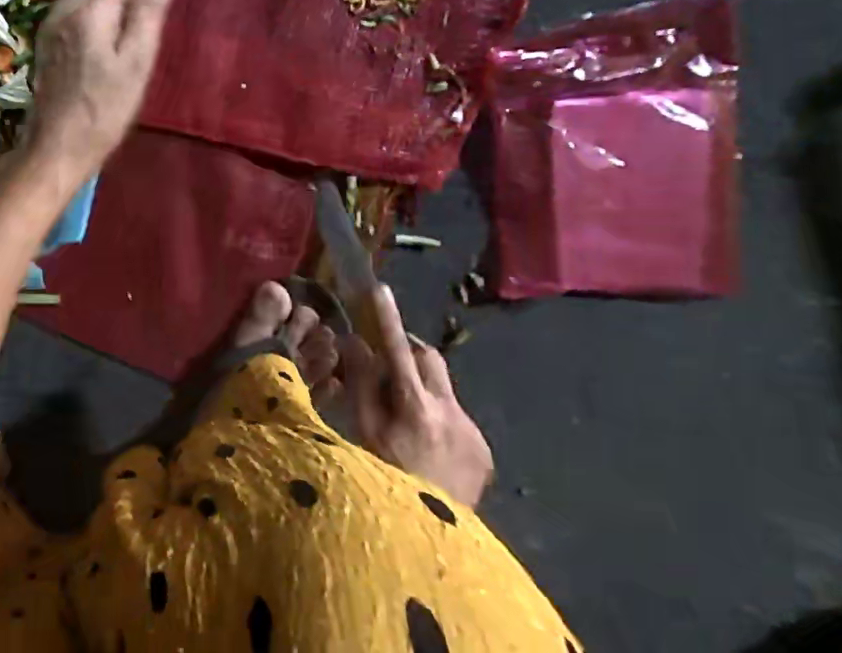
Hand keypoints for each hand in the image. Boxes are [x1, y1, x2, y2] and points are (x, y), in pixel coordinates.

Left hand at [24, 0, 181, 177]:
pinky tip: (114, 18)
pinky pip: (77, 6)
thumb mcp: (136, 64)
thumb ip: (147, 16)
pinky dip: (100, 0)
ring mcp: (52, 29)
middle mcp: (65, 12)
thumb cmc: (104, 111)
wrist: (57, 148)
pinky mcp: (49, 45)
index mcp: (89, 14)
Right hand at [336, 284, 494, 509]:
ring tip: (404, 417)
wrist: (430, 553)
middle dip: (408, 350)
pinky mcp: (484, 451)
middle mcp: (450, 413)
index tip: (378, 288)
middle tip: (388, 362)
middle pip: (429, 359)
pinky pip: (457, 418)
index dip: (386, 318)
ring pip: (444, 388)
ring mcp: (472, 432)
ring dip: (423, 388)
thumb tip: (357, 343)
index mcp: (414, 409)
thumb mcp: (361, 439)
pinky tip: (426, 449)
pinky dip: (438, 420)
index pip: (398, 350)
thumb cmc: (382, 489)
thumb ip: (361, 388)